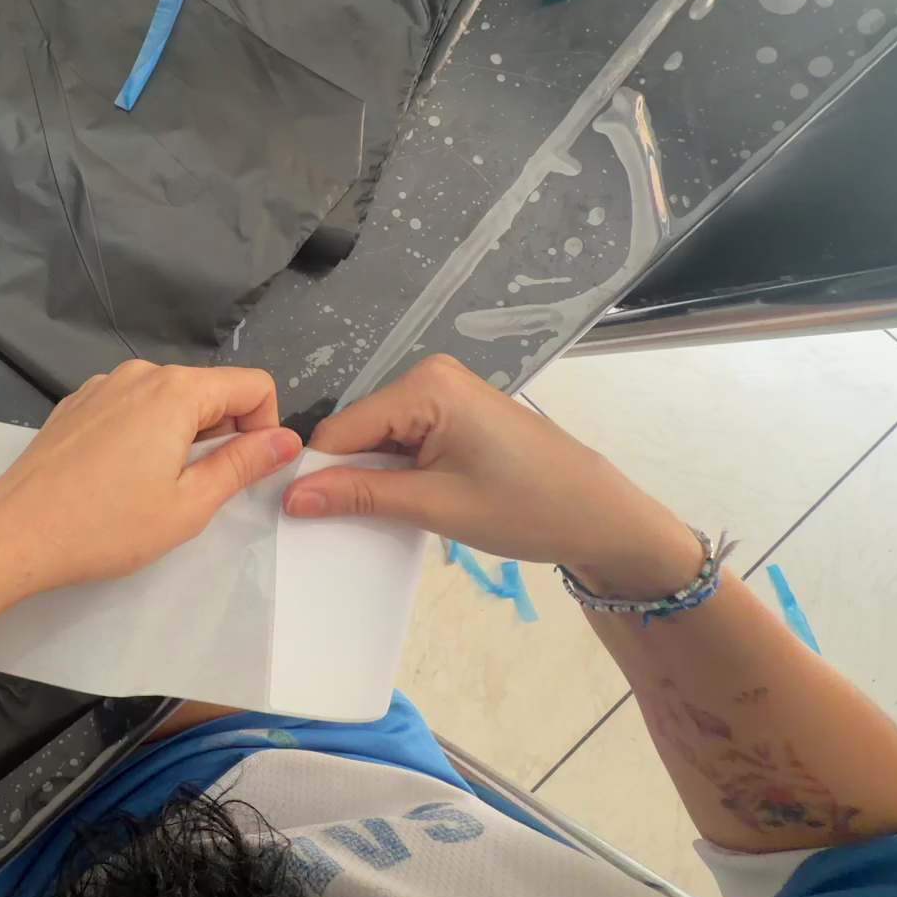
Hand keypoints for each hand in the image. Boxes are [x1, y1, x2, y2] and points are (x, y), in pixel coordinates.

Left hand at [0, 362, 302, 626]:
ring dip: (182, 434)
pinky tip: (118, 474)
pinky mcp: (75, 404)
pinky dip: (144, 431)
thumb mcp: (189, 504)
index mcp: (175, 390)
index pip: (252, 384)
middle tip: (197, 488)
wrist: (13, 534)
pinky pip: (130, 405)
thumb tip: (287, 438)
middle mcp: (138, 373)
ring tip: (154, 485)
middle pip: (209, 388)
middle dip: (221, 432)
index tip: (244, 469)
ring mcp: (101, 385)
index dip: (264, 426)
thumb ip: (243, 463)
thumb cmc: (107, 526)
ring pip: (168, 398)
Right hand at [282, 355, 701, 596]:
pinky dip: (393, 468)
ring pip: (374, 436)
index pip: (341, 429)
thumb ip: (357, 495)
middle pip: (356, 429)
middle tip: (344, 520)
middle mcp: (428, 375)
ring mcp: (442, 390)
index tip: (300, 514)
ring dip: (370, 474)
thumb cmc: (527, 509)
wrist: (606, 520)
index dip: (318, 472)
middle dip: (346, 473)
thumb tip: (290, 498)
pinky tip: (402, 496)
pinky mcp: (451, 409)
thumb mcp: (434, 505)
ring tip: (379, 511)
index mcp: (425, 386)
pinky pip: (399, 436)